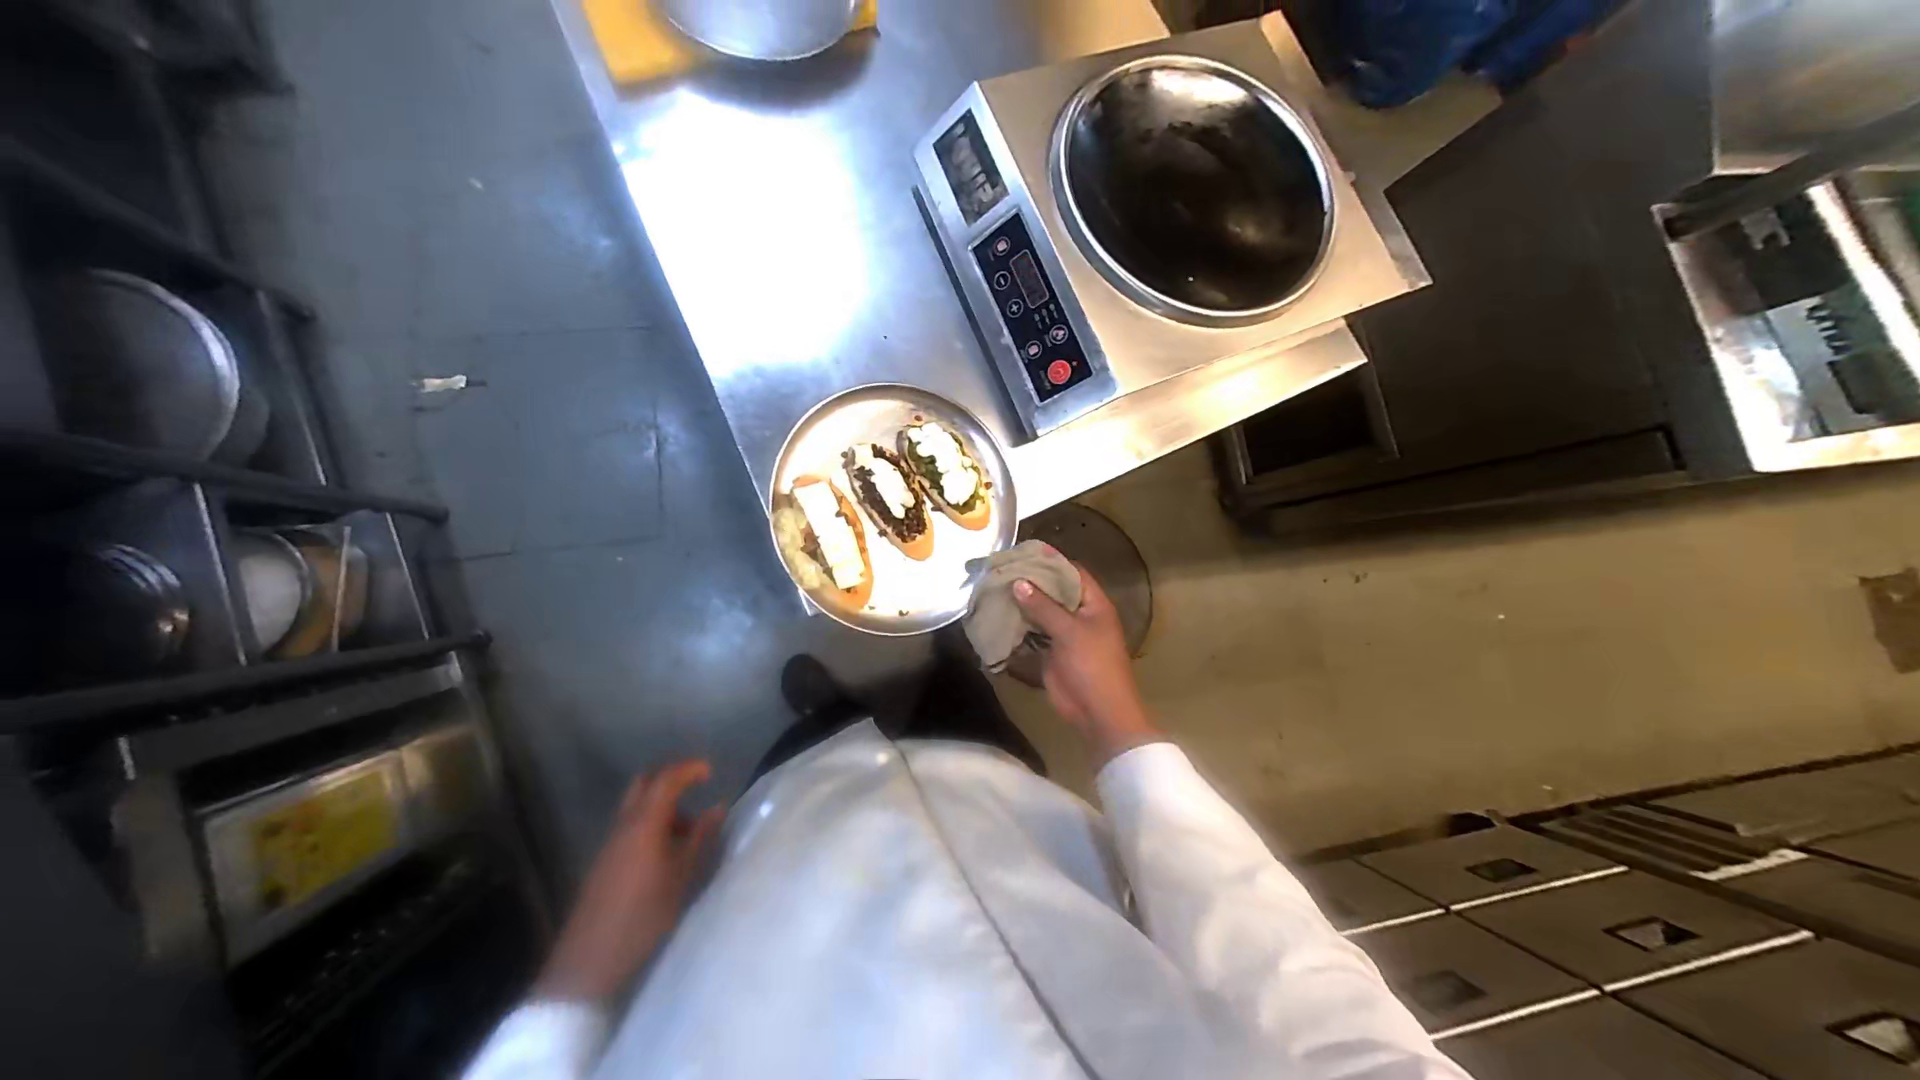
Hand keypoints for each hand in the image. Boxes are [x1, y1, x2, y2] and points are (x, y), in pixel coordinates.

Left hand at [534, 760, 724, 1003]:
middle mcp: (624, 825)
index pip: (666, 779)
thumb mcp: (682, 875)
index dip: (689, 769)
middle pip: (644, 784)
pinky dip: (652, 825)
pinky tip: (668, 852)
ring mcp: (610, 843)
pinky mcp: (604, 862)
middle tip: (696, 788)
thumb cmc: (644, 915)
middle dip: (671, 779)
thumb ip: (701, 837)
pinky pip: (631, 827)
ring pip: (637, 807)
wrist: (589, 961)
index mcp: (644, 823)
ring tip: (689, 830)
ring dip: (663, 806)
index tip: (710, 772)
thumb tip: (717, 807)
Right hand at [1014, 564, 1162, 766]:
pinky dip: (1018, 627)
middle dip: (1030, 582)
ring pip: (1041, 613)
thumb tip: (1018, 582)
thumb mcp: (1070, 632)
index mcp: (1094, 604)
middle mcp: (1079, 614)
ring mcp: (1065, 634)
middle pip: (1054, 591)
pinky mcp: (1051, 653)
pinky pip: (1033, 634)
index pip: (1072, 572)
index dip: (1051, 561)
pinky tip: (997, 617)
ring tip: (994, 590)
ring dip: (1021, 605)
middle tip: (1001, 571)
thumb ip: (1043, 606)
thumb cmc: (1093, 666)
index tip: (1023, 553)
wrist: (1098, 713)